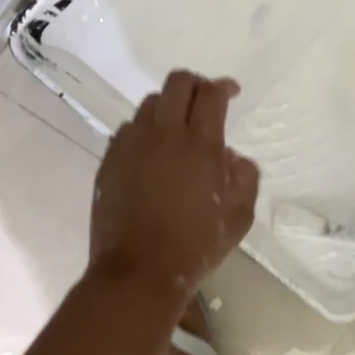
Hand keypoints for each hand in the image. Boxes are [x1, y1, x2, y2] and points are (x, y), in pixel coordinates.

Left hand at [89, 70, 259, 297]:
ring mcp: (132, 144)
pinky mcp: (110, 159)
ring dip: (169, 106)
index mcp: (201, 145)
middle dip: (195, 84)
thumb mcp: (239, 218)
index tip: (231, 92)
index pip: (211, 94)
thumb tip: (232, 157)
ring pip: (151, 102)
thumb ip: (245, 178)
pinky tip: (152, 152)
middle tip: (204, 102)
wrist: (138, 271)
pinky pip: (128, 128)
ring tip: (177, 128)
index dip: (223, 86)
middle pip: (178, 83)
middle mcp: (165, 134)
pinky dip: (144, 130)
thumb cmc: (195, 247)